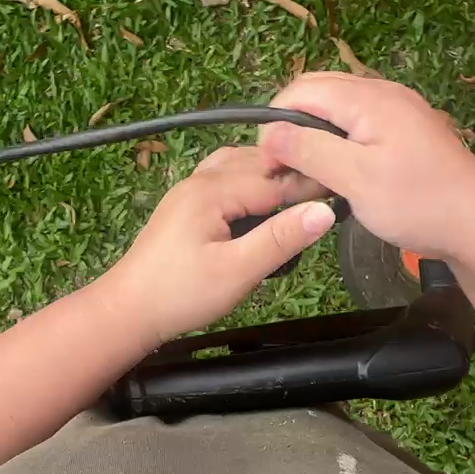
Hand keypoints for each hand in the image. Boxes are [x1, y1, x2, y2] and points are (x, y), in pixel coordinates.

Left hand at [99, 146, 335, 342]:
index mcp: (212, 191)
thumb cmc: (181, 294)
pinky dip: (247, 181)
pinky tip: (260, 199)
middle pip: (256, 163)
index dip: (310, 185)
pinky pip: (223, 178)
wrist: (129, 310)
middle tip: (330, 186)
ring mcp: (188, 191)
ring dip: (268, 172)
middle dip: (291, 172)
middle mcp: (199, 181)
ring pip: (238, 165)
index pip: (274, 179)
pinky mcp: (184, 207)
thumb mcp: (237, 271)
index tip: (346, 188)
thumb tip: (325, 210)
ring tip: (300, 188)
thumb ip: (280, 239)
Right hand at [259, 73, 474, 260]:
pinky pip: (356, 121)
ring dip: (312, 134)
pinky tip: (336, 170)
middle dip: (290, 125)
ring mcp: (397, 108)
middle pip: (317, 92)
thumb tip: (268, 133)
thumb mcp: (356, 179)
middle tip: (283, 169)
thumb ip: (310, 150)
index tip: (269, 165)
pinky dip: (335, 139)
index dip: (275, 123)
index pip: (300, 90)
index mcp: (369, 99)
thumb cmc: (417, 203)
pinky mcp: (404, 128)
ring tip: (306, 173)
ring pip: (335, 107)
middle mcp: (383, 92)